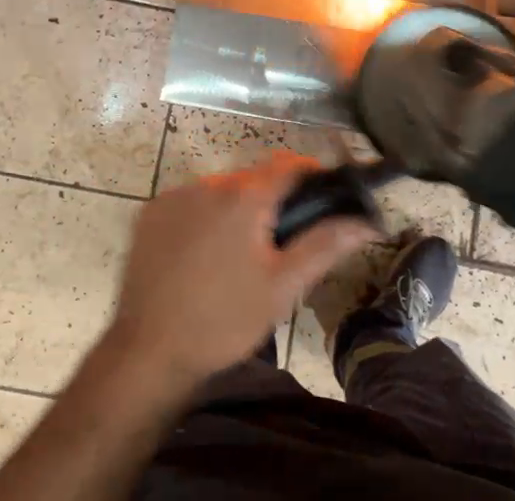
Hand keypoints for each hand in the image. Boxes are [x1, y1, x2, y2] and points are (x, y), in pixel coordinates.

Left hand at [105, 155, 378, 384]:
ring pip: (219, 191)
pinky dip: (203, 218)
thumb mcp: (282, 288)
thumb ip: (325, 245)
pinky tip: (203, 256)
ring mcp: (172, 197)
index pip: (287, 164)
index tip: (325, 194)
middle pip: (251, 179)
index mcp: (243, 198)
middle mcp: (206, 185)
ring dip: (235, 210)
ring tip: (239, 256)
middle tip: (280, 244)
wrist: (149, 350)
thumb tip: (366, 221)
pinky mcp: (149, 214)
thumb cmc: (224, 321)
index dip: (310, 173)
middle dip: (270, 201)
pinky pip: (188, 203)